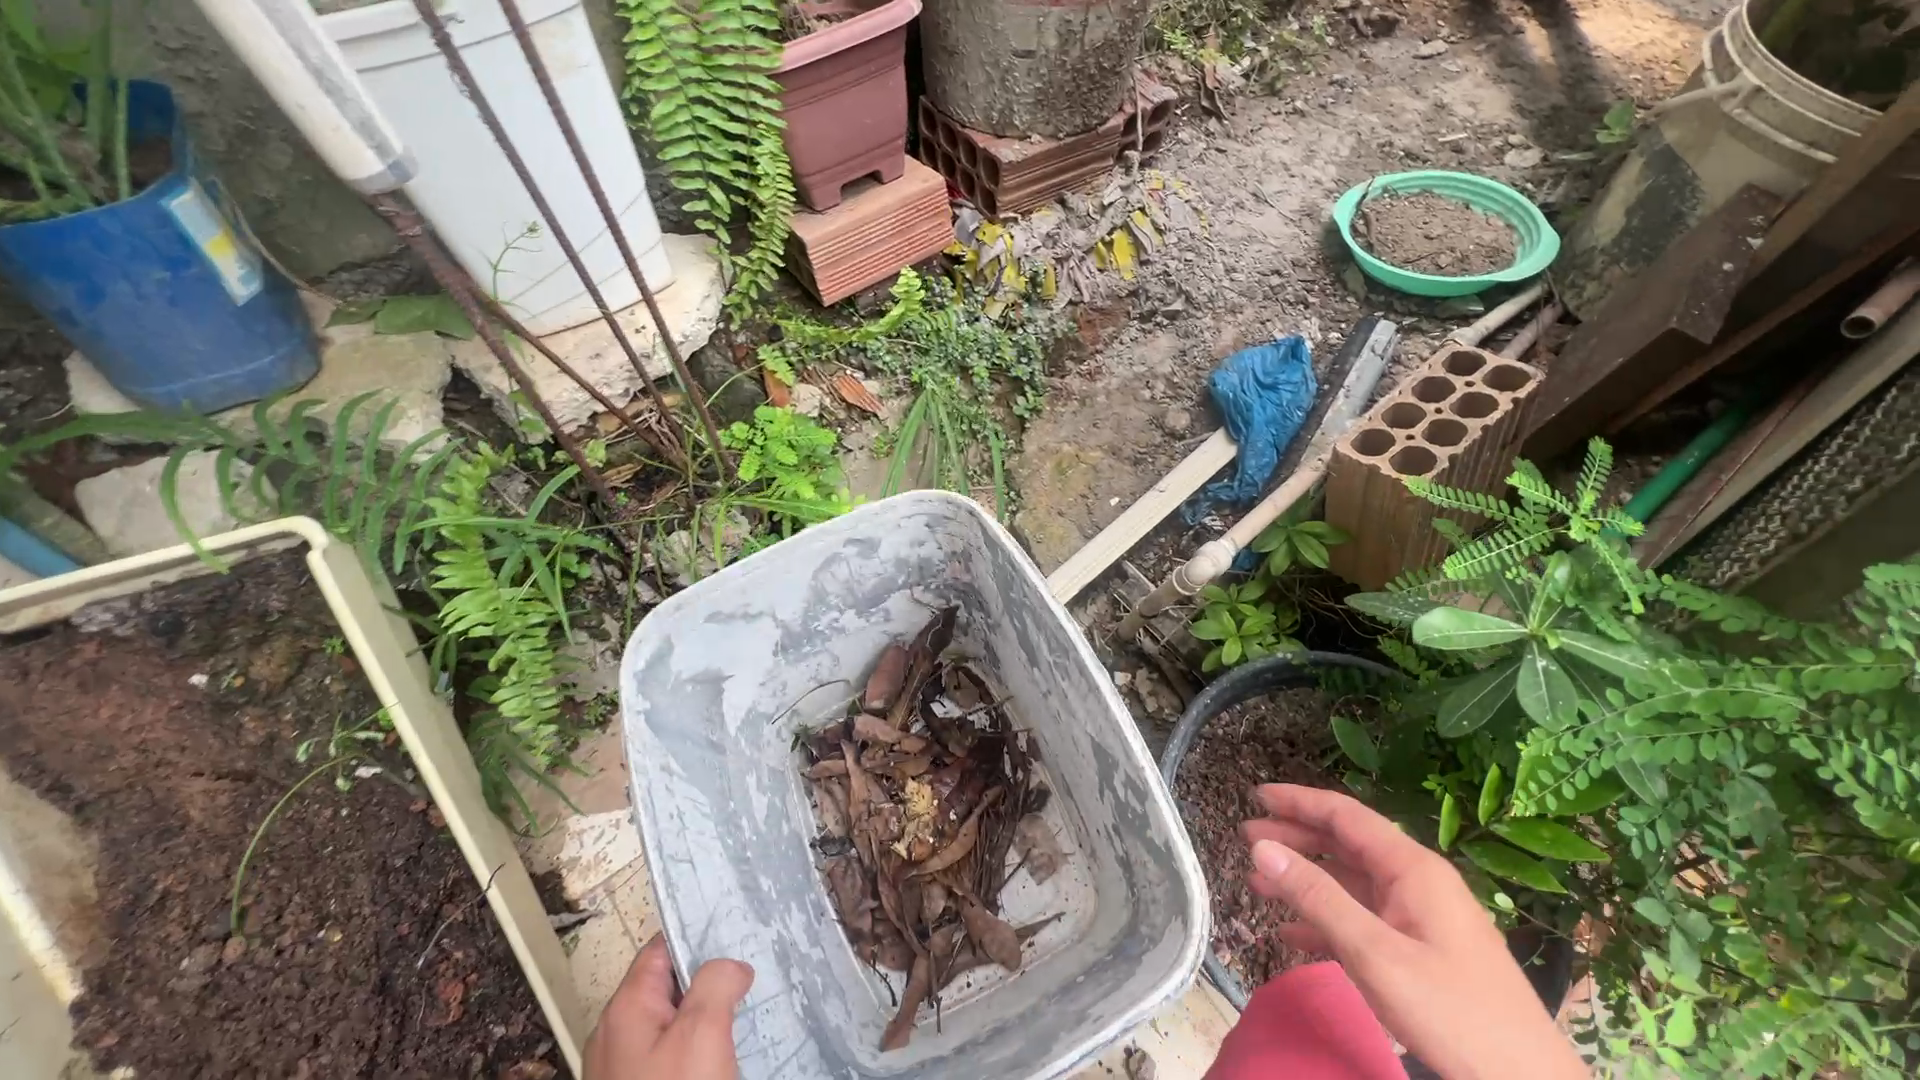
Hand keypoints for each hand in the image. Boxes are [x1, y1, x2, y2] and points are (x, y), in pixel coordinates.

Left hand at [584, 936, 753, 1079]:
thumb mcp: (702, 1034)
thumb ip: (716, 983)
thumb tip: (730, 966)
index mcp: (625, 1008)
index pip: (661, 949)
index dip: (699, 936)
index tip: (739, 933)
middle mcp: (617, 1035)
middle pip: (668, 987)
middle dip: (709, 980)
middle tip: (752, 975)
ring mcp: (624, 1071)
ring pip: (672, 1025)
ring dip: (709, 1017)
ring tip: (748, 1012)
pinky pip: (671, 1059)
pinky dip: (700, 1051)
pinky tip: (728, 1057)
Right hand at [1241, 784, 1586, 1079]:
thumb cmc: (1451, 1012)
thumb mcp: (1374, 953)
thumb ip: (1316, 896)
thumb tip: (1261, 847)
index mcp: (1412, 869)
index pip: (1346, 815)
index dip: (1299, 801)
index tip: (1256, 795)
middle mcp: (1417, 882)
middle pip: (1346, 845)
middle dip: (1295, 838)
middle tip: (1244, 837)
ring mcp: (1420, 918)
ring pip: (1350, 884)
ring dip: (1304, 881)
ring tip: (1256, 884)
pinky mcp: (1421, 951)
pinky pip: (1362, 920)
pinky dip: (1324, 920)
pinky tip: (1291, 934)